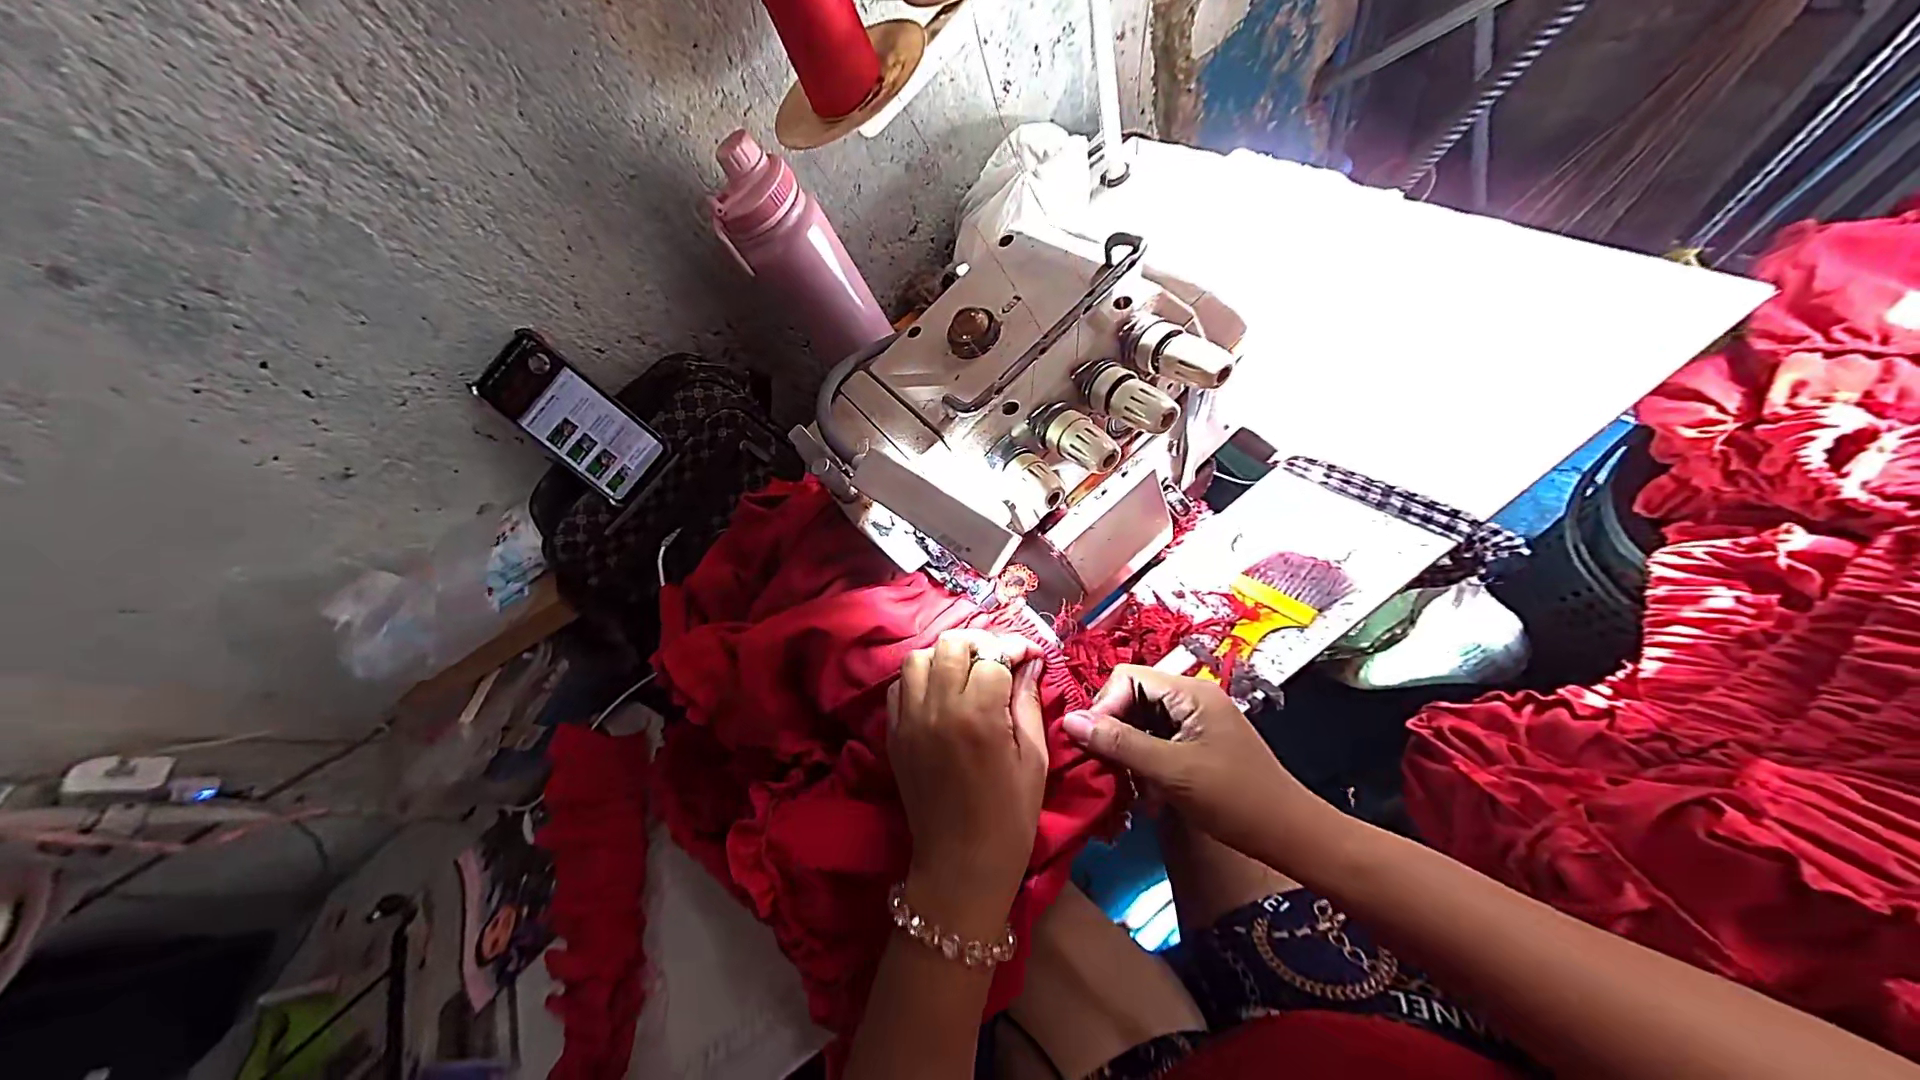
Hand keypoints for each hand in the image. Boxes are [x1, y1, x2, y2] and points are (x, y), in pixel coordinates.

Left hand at [887, 629, 1050, 937]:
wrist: (961, 865)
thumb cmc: (1010, 816)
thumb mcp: (1034, 759)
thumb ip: (1028, 702)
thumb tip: (1030, 663)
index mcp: (978, 715)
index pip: (993, 655)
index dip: (1015, 650)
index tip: (1029, 656)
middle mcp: (938, 709)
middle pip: (951, 644)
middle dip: (980, 644)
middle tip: (998, 660)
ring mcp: (909, 720)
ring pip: (918, 657)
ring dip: (945, 656)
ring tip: (966, 672)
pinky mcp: (893, 734)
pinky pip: (899, 686)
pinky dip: (919, 678)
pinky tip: (939, 693)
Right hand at [1060, 666, 1326, 859]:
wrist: (1291, 835)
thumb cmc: (1236, 799)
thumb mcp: (1171, 771)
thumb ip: (1119, 743)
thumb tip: (1070, 720)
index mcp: (1189, 691)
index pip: (1126, 678)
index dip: (1104, 707)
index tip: (1093, 744)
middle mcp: (1191, 697)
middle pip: (1131, 699)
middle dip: (1114, 732)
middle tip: (1107, 769)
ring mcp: (1195, 720)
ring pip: (1141, 723)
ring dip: (1129, 754)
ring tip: (1129, 788)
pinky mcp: (1197, 742)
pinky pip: (1156, 741)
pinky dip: (1145, 764)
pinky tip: (1148, 796)